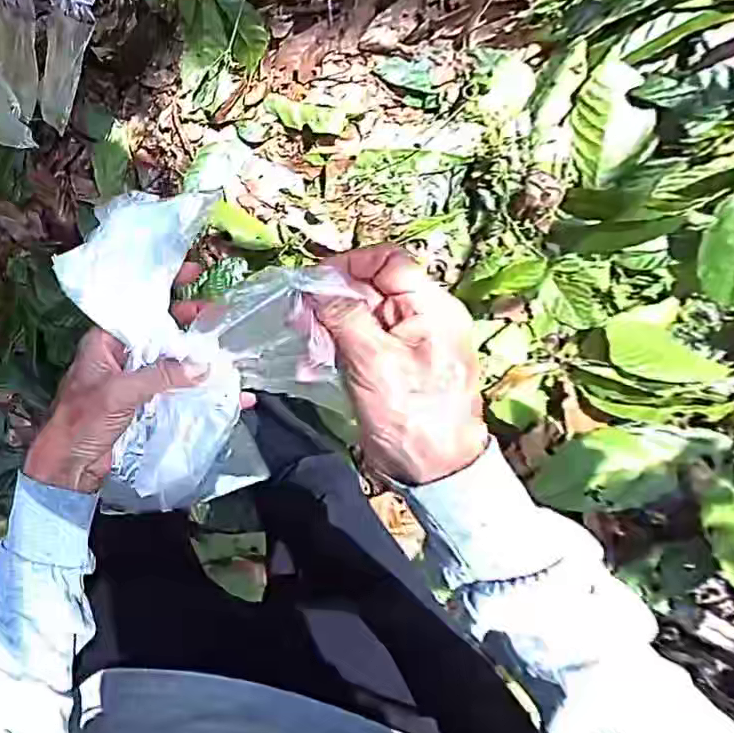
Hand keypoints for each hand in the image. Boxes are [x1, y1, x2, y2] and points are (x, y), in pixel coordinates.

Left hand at [23, 264, 246, 492]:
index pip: (137, 306)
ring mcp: (132, 381)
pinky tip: (224, 395)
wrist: (68, 468)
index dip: (164, 289)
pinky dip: (196, 391)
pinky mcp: (143, 405)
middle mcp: (120, 356)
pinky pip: (173, 390)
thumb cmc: (80, 422)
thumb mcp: (119, 392)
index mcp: (104, 342)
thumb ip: (159, 376)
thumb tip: (201, 366)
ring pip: (170, 362)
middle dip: (190, 324)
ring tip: (229, 353)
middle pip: (160, 333)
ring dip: (197, 359)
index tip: (192, 273)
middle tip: (220, 316)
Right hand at [308, 247, 489, 484]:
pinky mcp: (395, 363)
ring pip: (361, 314)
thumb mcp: (372, 361)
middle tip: (299, 316)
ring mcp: (410, 341)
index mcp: (432, 308)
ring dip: (329, 325)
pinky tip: (314, 363)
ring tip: (304, 342)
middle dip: (332, 299)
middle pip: (371, 287)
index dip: (349, 265)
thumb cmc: (413, 417)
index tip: (314, 283)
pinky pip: (361, 341)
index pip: (389, 261)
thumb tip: (316, 289)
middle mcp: (424, 318)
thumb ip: (344, 317)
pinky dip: (336, 346)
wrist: (434, 471)